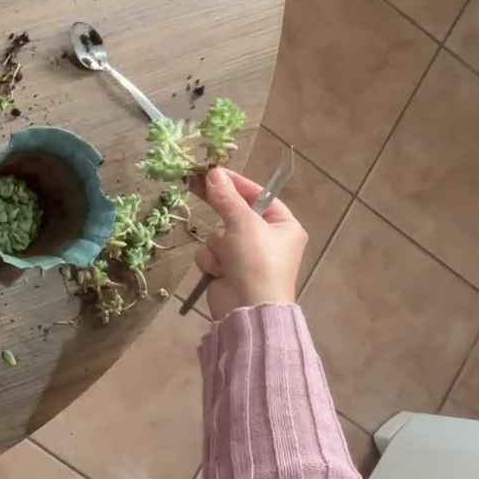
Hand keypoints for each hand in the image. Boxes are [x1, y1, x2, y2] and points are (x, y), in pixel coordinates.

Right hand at [193, 166, 306, 320]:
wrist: (247, 307)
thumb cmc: (256, 262)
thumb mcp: (243, 224)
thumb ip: (226, 198)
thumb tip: (213, 173)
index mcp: (283, 225)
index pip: (258, 195)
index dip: (236, 183)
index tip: (213, 171)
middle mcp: (267, 238)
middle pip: (234, 214)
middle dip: (223, 218)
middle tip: (194, 186)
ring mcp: (246, 255)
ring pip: (218, 235)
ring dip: (217, 246)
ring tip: (227, 260)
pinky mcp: (228, 270)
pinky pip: (211, 253)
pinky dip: (212, 261)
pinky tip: (220, 272)